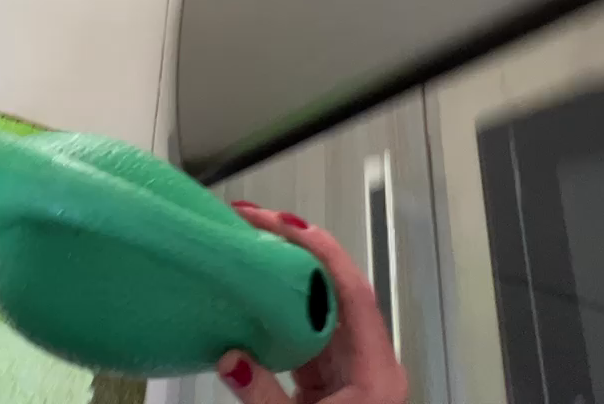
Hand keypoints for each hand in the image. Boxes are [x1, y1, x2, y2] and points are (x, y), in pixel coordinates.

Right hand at [215, 203, 407, 403]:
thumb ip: (265, 399)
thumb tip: (228, 355)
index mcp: (375, 372)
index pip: (352, 290)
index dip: (319, 249)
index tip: (278, 221)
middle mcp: (365, 360)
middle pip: (332, 286)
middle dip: (291, 244)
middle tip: (247, 218)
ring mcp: (345, 366)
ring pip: (314, 301)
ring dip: (279, 267)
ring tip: (241, 239)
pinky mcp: (324, 376)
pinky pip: (299, 324)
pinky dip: (271, 300)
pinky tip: (244, 288)